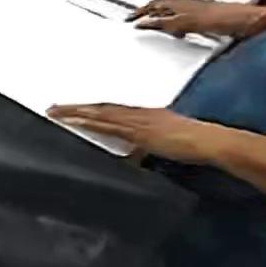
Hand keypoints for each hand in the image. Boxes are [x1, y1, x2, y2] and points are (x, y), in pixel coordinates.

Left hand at [45, 104, 265, 191]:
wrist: (213, 143)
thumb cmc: (196, 145)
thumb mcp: (162, 145)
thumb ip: (142, 149)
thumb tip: (131, 158)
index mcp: (145, 115)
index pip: (110, 110)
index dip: (89, 109)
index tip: (71, 108)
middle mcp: (138, 114)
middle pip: (100, 109)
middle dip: (75, 108)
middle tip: (52, 108)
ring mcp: (136, 120)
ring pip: (98, 113)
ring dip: (75, 112)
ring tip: (54, 112)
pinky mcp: (137, 130)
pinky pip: (106, 124)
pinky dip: (87, 122)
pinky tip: (72, 121)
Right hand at [128, 0, 265, 37]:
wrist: (260, 23)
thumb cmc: (226, 20)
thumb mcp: (186, 23)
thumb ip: (162, 24)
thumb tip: (140, 24)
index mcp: (183, 2)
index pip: (154, 4)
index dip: (139, 12)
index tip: (127, 20)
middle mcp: (192, 4)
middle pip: (164, 7)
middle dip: (149, 13)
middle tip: (137, 22)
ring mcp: (204, 10)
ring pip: (176, 12)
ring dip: (163, 19)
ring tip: (155, 27)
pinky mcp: (214, 18)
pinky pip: (187, 19)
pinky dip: (177, 25)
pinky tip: (180, 32)